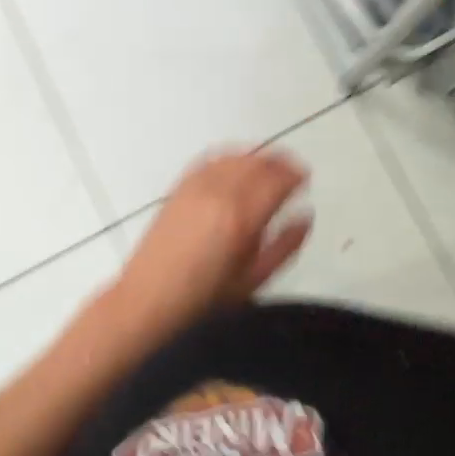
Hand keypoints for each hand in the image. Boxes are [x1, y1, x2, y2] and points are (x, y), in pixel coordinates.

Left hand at [108, 149, 312, 335]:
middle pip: (258, 162)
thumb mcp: (253, 279)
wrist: (148, 298)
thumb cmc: (204, 297)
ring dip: (257, 157)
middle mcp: (220, 193)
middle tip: (292, 172)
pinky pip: (211, 160)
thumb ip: (285, 246)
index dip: (296, 175)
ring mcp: (197, 187)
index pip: (278, 180)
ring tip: (268, 167)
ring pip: (236, 157)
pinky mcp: (179, 187)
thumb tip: (306, 218)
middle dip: (280, 162)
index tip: (305, 179)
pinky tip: (236, 164)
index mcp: (242, 217)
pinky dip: (229, 157)